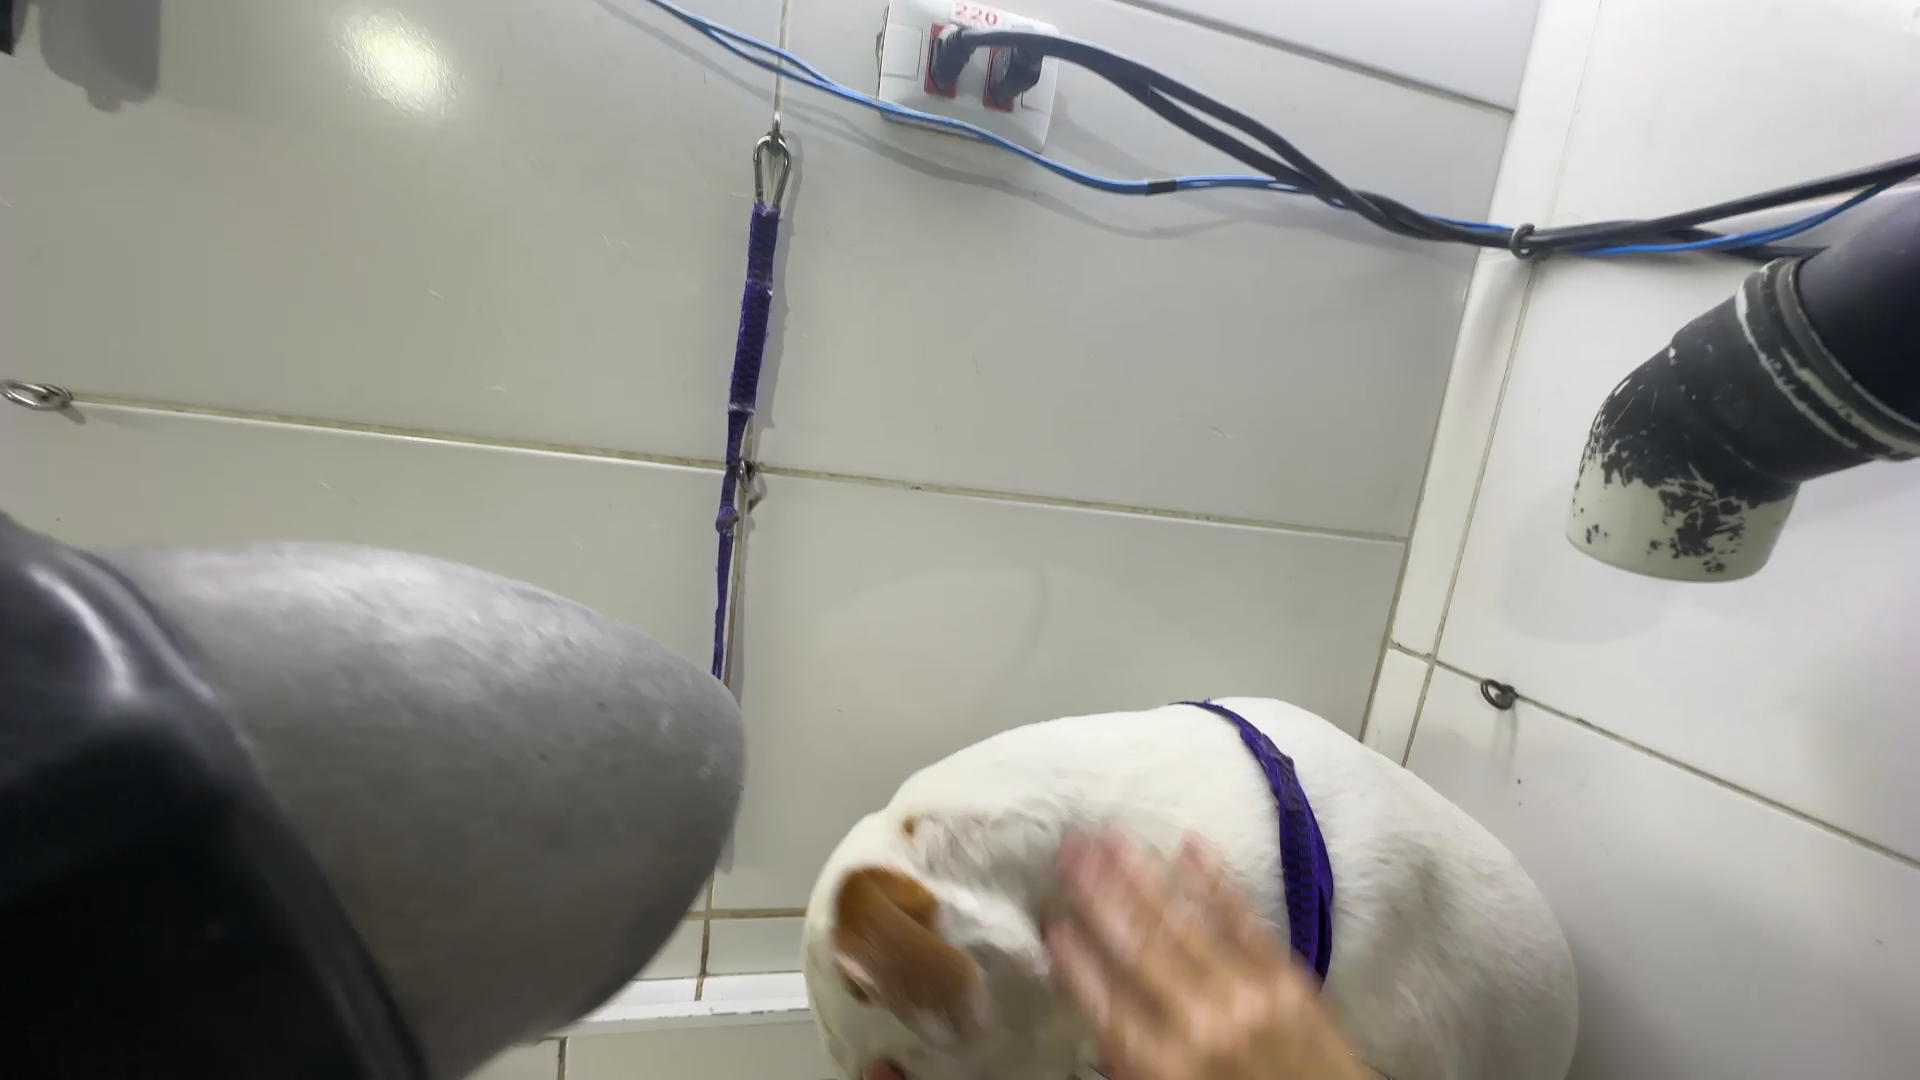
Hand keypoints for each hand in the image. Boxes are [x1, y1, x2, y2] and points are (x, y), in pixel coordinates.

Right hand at [1043, 828, 1371, 1079]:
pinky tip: (1190, 842)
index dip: (1076, 958)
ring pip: (1182, 921)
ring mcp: (1248, 993)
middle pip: (1138, 945)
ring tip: (1113, 832)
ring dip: (1143, 872)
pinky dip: (1216, 879)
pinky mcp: (1287, 976)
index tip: (1051, 918)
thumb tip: (1100, 1033)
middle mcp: (1202, 1023)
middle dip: (1098, 892)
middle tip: (1070, 848)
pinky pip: (1245, 918)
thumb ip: (1137, 1068)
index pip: (1107, 1003)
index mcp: (1169, 1067)